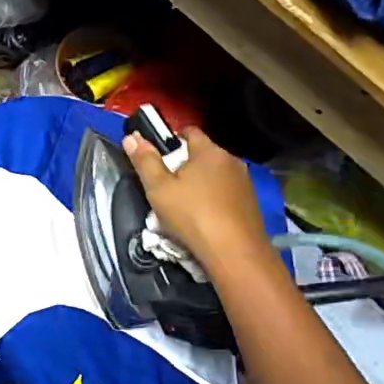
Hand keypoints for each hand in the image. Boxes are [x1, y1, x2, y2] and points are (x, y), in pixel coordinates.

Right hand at [122, 127, 270, 266]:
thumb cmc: (192, 216)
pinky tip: (206, 218)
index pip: (190, 131)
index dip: (172, 140)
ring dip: (202, 183)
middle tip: (168, 187)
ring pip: (216, 175)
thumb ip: (145, 162)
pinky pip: (227, 192)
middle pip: (203, 154)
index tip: (159, 158)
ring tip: (186, 206)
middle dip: (186, 165)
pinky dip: (215, 199)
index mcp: (209, 151)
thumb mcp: (159, 189)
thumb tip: (131, 137)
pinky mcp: (251, 202)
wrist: (234, 252)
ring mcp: (245, 181)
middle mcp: (231, 160)